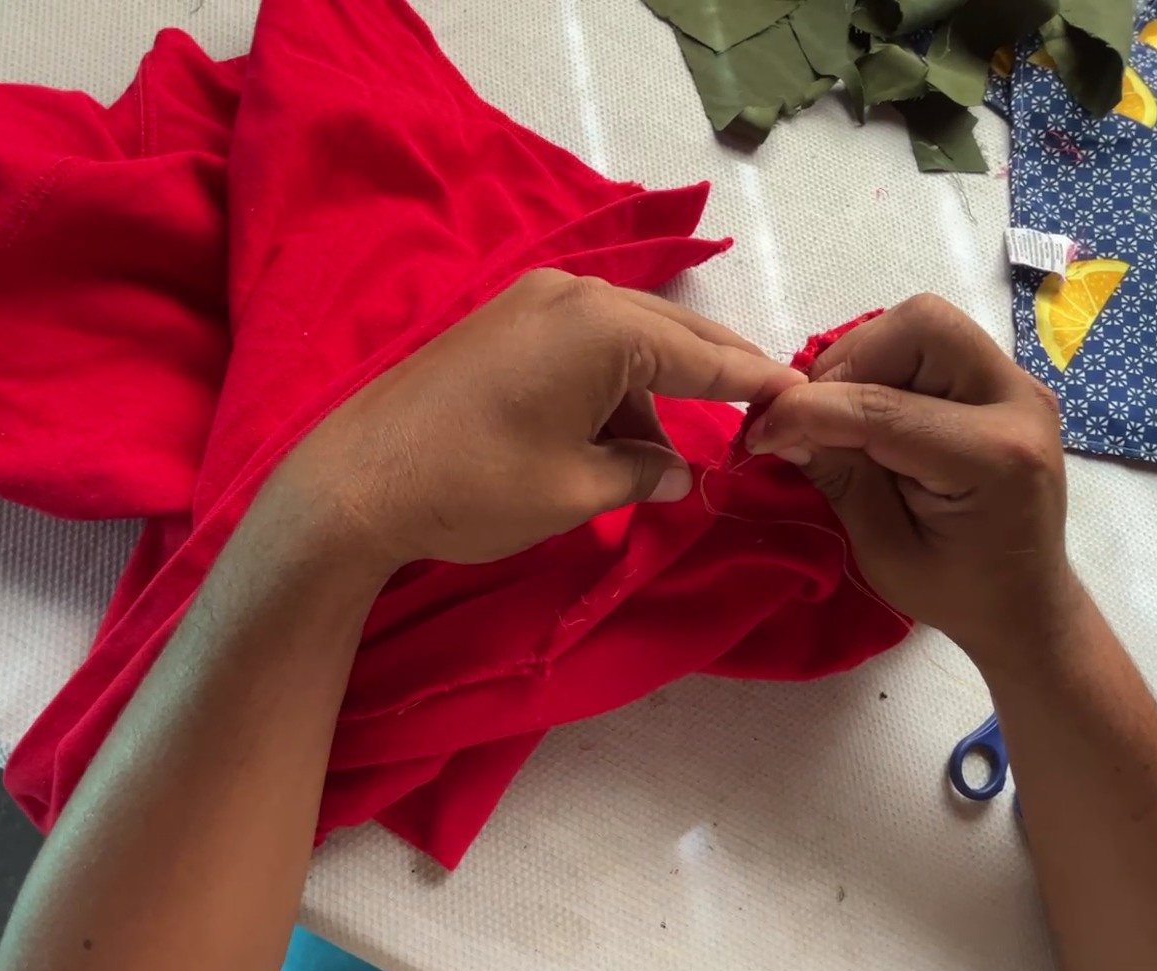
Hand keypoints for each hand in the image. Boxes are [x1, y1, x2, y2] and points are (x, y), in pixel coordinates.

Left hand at [274, 269, 804, 569]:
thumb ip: (644, 473)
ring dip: (650, 396)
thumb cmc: (476, 488)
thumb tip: (683, 472)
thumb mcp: (577, 490)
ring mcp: (531, 301)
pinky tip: (608, 435)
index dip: (755, 385)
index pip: (704, 356)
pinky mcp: (501, 323)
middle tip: (755, 415)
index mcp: (604, 326)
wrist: (356, 483)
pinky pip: (580, 347)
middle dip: (712, 379)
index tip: (800, 400)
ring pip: (623, 343)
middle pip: (669, 336)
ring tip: (658, 460)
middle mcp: (573, 294)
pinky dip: (606, 388)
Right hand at [744, 294, 1073, 664]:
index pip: (880, 407)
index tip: (758, 434)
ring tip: (835, 415)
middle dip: (845, 365)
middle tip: (812, 418)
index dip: (804, 412)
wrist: (1022, 600)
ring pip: (922, 323)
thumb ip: (839, 478)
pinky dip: (880, 366)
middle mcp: (1015, 403)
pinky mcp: (999, 382)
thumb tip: (779, 426)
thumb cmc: (954, 591)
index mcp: (993, 460)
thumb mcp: (883, 552)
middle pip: (919, 326)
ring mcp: (1014, 385)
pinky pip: (930, 343)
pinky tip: (863, 411)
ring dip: (861, 360)